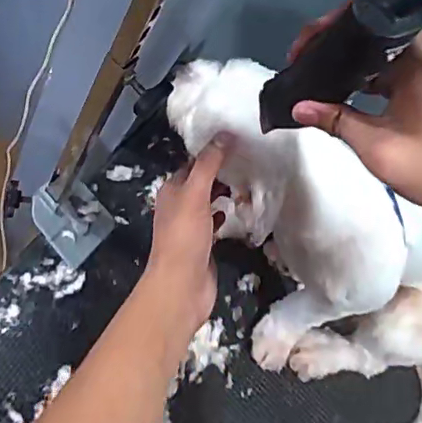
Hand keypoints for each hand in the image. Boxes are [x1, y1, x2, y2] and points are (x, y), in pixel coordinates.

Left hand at [141, 141, 228, 341]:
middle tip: (248, 162)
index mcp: (172, 190)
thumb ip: (209, 164)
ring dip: (225, 192)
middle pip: (202, 181)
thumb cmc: (184, 237)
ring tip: (248, 183)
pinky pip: (216, 221)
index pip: (193, 162)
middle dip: (222, 172)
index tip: (237, 143)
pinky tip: (240, 211)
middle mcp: (179, 205)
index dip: (212, 152)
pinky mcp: (203, 243)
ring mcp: (191, 226)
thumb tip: (223, 135)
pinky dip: (227, 214)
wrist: (181, 287)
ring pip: (210, 201)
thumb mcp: (196, 193)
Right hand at [290, 9, 421, 224]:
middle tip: (307, 59)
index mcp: (417, 59)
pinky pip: (396, 71)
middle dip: (338, 42)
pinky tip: (351, 95)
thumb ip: (336, 122)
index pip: (370, 19)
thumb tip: (299, 106)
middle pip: (374, 33)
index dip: (333, 24)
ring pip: (384, 54)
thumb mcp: (379, 148)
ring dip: (354, 62)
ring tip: (321, 76)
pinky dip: (371, 77)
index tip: (308, 44)